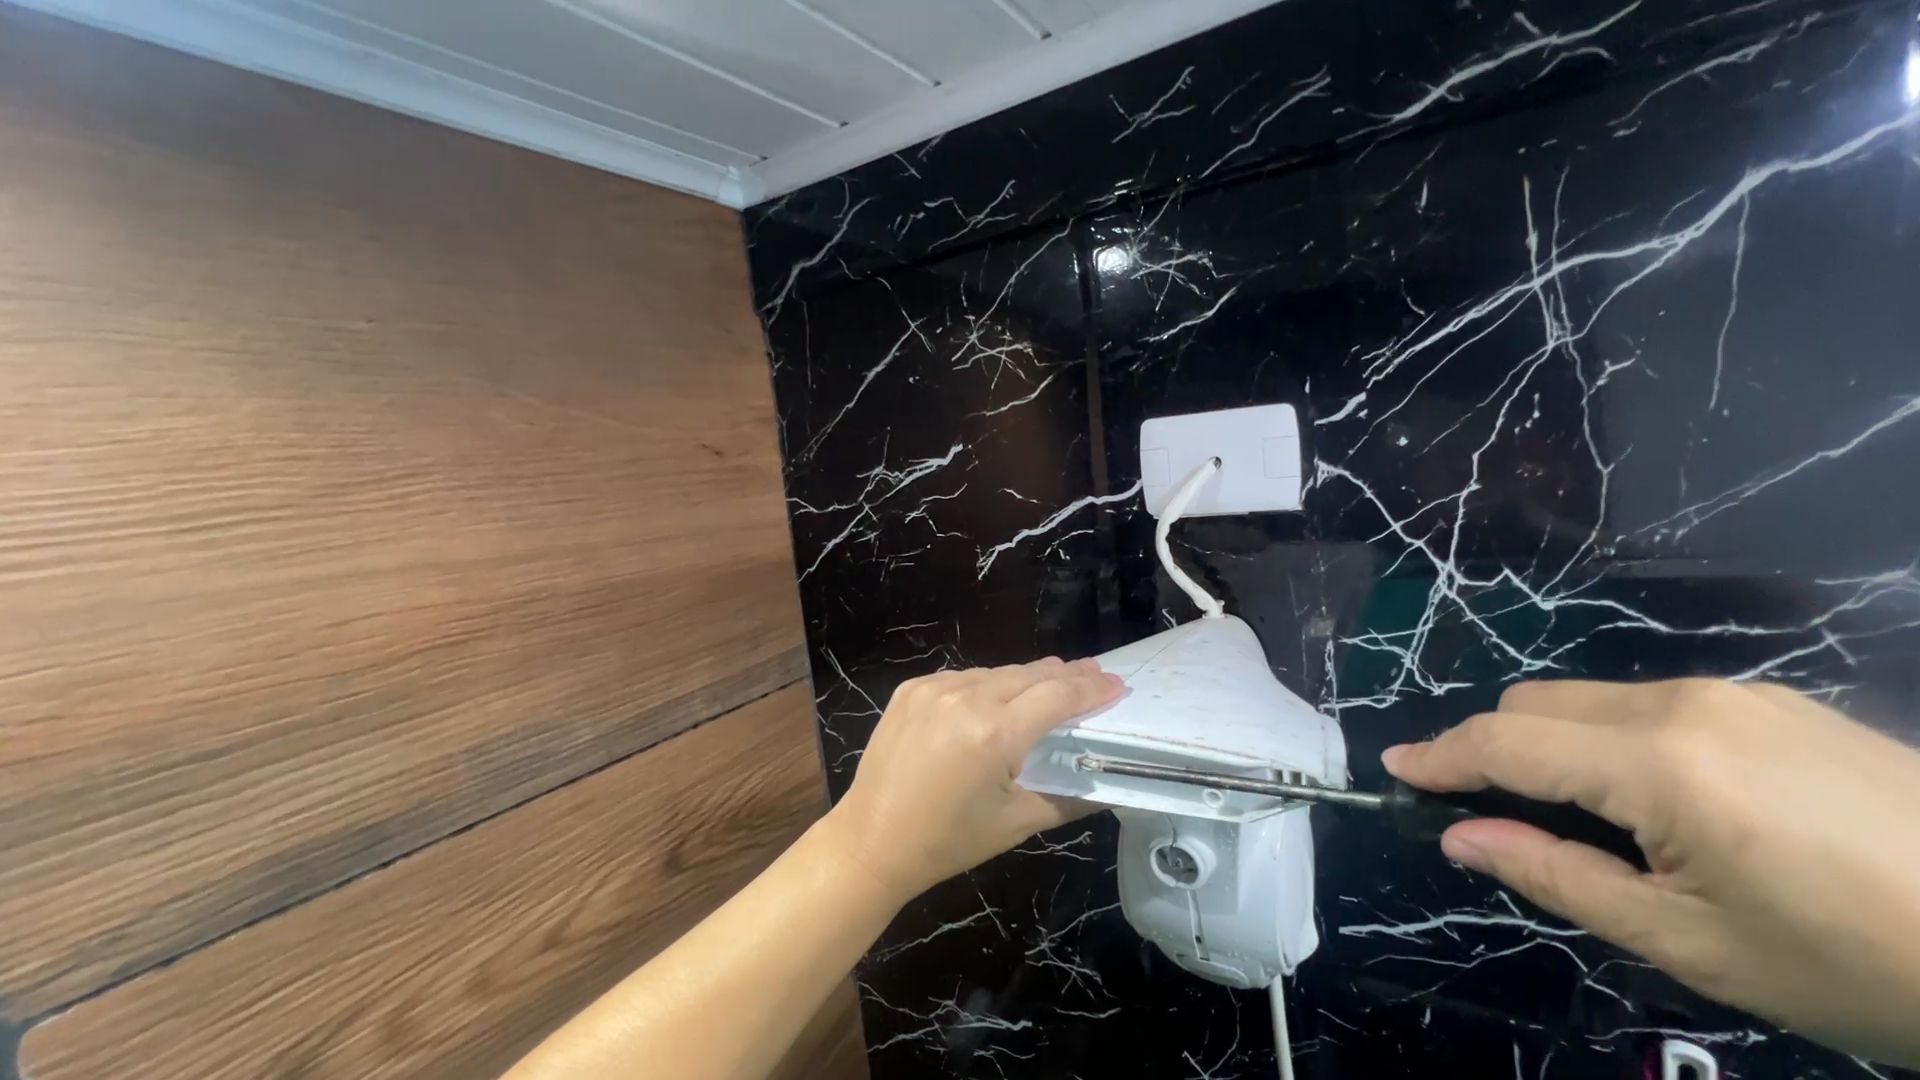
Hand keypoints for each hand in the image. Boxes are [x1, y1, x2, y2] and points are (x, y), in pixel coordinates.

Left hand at [820, 657, 1123, 902]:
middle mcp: (965, 698)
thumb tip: (1110, 783)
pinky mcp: (912, 688)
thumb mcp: (1017, 823)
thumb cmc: (949, 840)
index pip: (1057, 697)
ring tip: (1053, 683)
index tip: (1117, 684)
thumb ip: (1070, 797)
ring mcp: (934, 689)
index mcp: (994, 733)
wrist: (872, 840)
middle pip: (1030, 676)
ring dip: (1027, 679)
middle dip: (1066, 676)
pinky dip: (988, 685)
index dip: (1091, 690)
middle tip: (1096, 675)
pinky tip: (999, 698)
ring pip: (997, 674)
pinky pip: (965, 679)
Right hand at [1383, 679, 1919, 1065]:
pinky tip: (1665, 801)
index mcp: (1659, 764)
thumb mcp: (1691, 942)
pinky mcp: (1779, 703)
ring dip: (1554, 744)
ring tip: (1585, 819)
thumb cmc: (1861, 962)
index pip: (1507, 742)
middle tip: (1488, 813)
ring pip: (1591, 700)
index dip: (1440, 756)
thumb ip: (1556, 875)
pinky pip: (1653, 705)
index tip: (1394, 769)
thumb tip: (1459, 837)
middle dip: (1493, 748)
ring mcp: (1738, 695)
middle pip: (1537, 703)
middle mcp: (1685, 704)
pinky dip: (1612, 738)